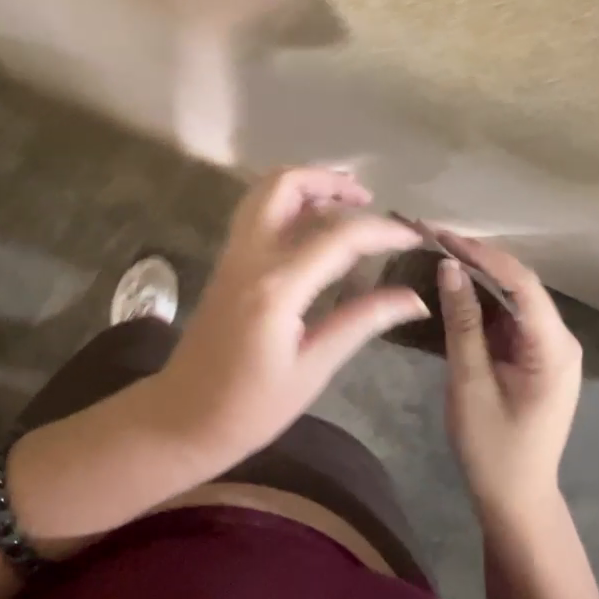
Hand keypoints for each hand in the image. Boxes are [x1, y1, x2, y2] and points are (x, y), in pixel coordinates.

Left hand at [147, 168, 429, 463]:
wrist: (183, 418)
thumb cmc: (251, 407)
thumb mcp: (313, 368)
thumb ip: (361, 321)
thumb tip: (414, 298)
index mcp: (276, 287)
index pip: (338, 236)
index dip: (382, 231)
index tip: (414, 237)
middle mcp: (250, 257)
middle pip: (285, 185)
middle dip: (330, 180)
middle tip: (367, 199)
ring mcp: (233, 255)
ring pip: (265, 191)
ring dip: (306, 185)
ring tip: (345, 204)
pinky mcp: (226, 263)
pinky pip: (256, 212)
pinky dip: (287, 202)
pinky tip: (314, 226)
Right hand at [437, 233, 582, 525]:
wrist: (515, 499)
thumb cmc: (492, 447)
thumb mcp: (470, 382)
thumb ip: (462, 322)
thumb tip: (449, 265)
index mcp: (554, 347)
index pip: (521, 282)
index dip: (481, 252)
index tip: (440, 233)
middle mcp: (560, 340)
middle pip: (520, 284)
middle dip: (477, 257)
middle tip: (432, 235)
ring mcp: (550, 349)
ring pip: (514, 297)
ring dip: (478, 275)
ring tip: (437, 251)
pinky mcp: (535, 357)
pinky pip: (509, 317)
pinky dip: (482, 300)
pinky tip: (454, 287)